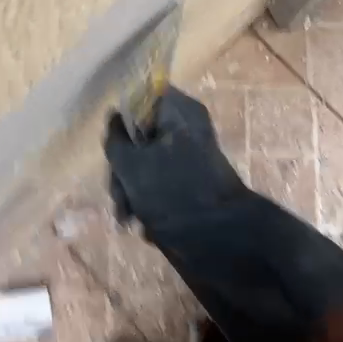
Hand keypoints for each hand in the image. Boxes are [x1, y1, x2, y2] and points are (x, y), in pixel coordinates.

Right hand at [103, 87, 342, 341]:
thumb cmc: (178, 196)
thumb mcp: (133, 167)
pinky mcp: (194, 187)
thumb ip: (116, 140)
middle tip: (120, 197)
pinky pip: (162, 186)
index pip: (140, 97)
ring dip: (132, 193)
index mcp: (178, 111)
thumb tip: (112, 119)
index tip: (111, 149)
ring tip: (130, 220)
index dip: (121, 121)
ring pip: (147, 165)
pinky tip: (147, 229)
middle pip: (139, 136)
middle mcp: (186, 129)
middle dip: (123, 170)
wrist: (231, 244)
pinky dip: (151, 205)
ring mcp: (191, 159)